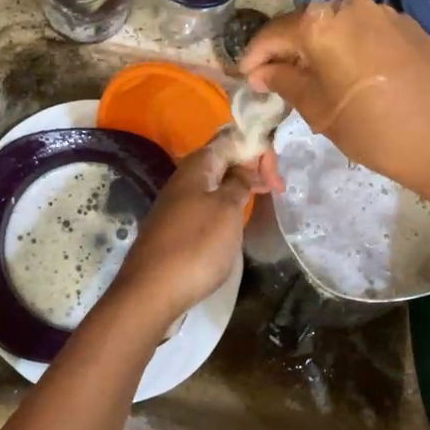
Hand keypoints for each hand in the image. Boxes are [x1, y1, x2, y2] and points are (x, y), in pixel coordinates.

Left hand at [104, 133, 275, 327]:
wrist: (152, 291)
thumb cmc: (196, 245)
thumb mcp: (227, 210)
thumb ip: (239, 182)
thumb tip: (246, 167)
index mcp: (197, 165)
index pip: (230, 138)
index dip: (257, 148)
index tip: (278, 174)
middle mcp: (184, 177)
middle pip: (222, 158)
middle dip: (251, 166)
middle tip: (277, 189)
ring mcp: (178, 202)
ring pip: (215, 182)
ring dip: (239, 185)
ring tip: (263, 198)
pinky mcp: (176, 225)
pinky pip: (207, 203)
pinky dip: (226, 205)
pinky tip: (236, 219)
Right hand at [238, 0, 429, 194]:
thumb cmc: (376, 130)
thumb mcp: (320, 110)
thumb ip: (285, 82)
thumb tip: (263, 71)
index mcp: (322, 22)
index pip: (273, 32)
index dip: (255, 56)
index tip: (248, 78)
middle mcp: (351, 5)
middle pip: (306, 24)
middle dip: (288, 51)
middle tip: (278, 82)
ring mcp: (384, 13)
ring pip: (338, 26)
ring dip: (321, 49)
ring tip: (316, 82)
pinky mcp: (409, 26)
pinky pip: (365, 31)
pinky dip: (350, 48)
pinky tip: (354, 78)